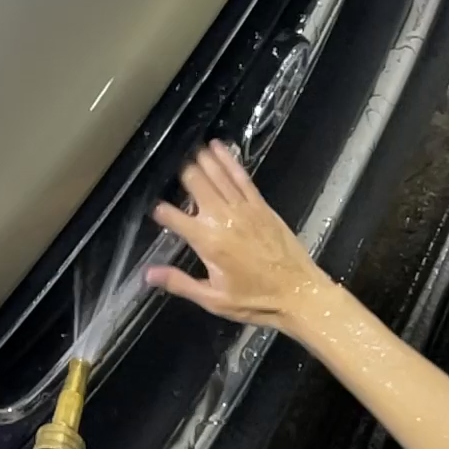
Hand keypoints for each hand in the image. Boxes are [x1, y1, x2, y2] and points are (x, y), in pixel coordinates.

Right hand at [144, 140, 332, 333]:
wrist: (301, 295)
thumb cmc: (255, 301)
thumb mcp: (213, 300)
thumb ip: (179, 283)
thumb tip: (148, 274)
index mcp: (207, 240)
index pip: (173, 217)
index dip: (161, 211)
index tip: (156, 209)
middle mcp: (222, 217)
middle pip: (195, 183)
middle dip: (182, 173)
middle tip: (172, 167)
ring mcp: (243, 208)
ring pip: (216, 175)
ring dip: (202, 160)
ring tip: (190, 148)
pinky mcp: (260, 205)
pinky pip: (241, 177)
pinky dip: (228, 160)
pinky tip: (218, 147)